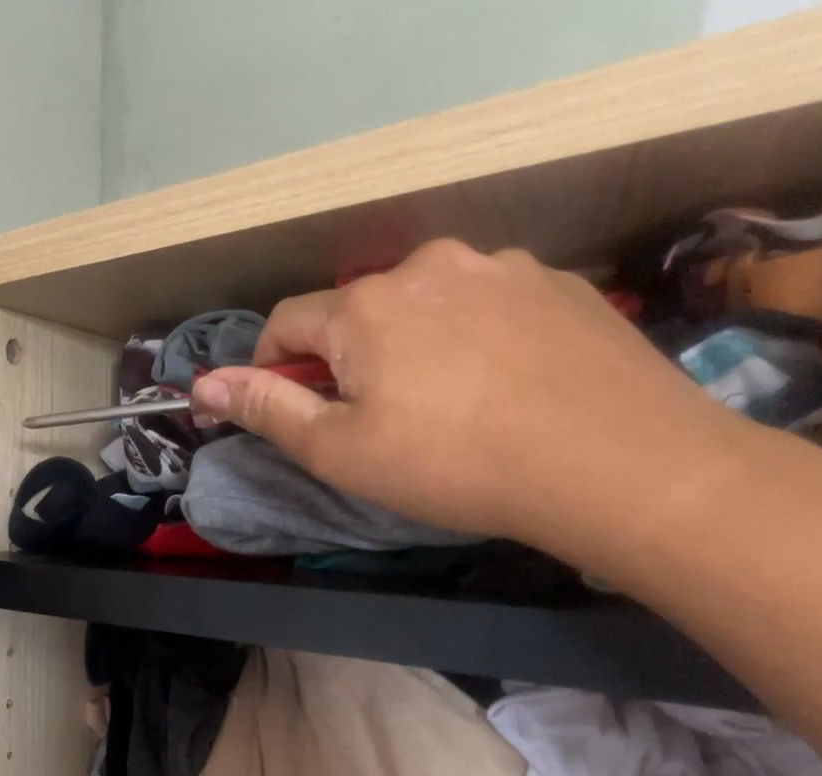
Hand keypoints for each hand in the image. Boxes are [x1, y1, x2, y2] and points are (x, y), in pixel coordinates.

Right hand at [189, 239, 751, 545]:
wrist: (619, 463)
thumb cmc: (454, 464)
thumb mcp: (339, 450)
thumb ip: (266, 408)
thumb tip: (202, 384)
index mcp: (364, 305)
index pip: (286, 322)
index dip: (274, 367)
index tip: (294, 410)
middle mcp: (427, 266)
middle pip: (356, 310)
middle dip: (348, 357)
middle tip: (379, 418)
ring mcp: (500, 267)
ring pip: (424, 304)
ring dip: (412, 343)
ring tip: (447, 402)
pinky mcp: (558, 284)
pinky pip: (485, 304)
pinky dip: (473, 336)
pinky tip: (502, 384)